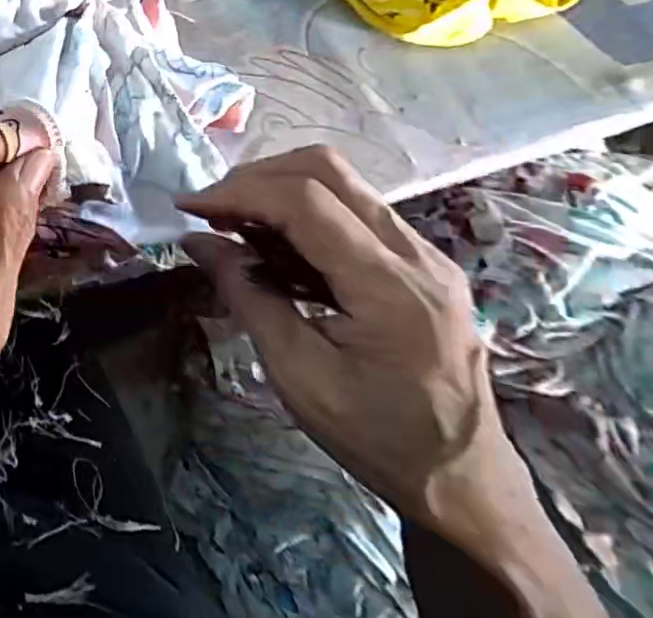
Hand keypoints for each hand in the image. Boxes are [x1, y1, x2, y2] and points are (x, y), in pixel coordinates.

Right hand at [178, 146, 600, 616]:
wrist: (465, 483)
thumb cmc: (377, 436)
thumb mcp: (297, 373)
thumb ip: (247, 296)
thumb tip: (196, 241)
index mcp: (392, 288)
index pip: (305, 201)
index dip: (237, 192)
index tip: (187, 209)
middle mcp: (418, 256)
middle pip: (326, 170)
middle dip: (254, 178)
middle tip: (211, 213)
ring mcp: (424, 256)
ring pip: (340, 180)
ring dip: (275, 189)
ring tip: (234, 227)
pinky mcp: (418, 264)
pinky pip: (350, 208)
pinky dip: (298, 210)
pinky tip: (273, 247)